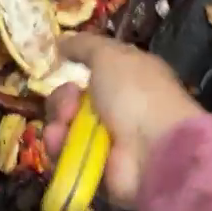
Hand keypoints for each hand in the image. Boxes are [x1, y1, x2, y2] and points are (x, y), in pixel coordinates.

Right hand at [43, 35, 203, 209]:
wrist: (153, 149)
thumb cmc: (135, 93)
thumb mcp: (110, 55)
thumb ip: (84, 45)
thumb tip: (61, 40)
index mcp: (128, 77)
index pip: (94, 71)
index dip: (75, 70)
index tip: (60, 67)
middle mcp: (119, 108)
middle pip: (72, 101)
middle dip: (62, 101)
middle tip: (70, 107)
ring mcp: (107, 141)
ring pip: (64, 128)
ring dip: (58, 124)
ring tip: (64, 127)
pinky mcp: (96, 170)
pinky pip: (66, 156)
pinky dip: (60, 149)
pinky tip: (61, 144)